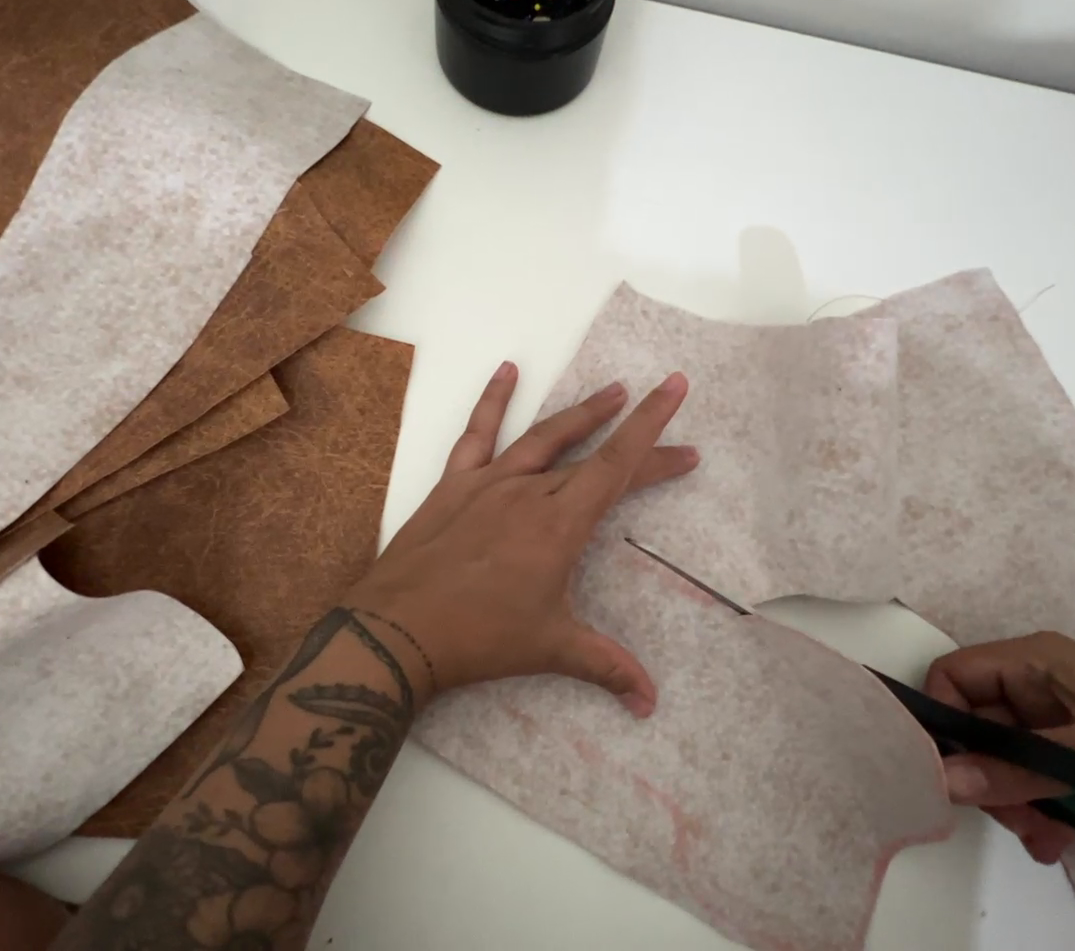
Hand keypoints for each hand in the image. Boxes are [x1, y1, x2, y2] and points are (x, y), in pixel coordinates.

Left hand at [342, 362, 697, 716]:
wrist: (398, 629)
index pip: (617, 466)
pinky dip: (493, 400)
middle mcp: (528, 492)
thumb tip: (650, 703)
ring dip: (580, 411)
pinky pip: (477, 434)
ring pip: (543, 436)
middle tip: (663, 412)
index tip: (675, 392)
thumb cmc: (479, 638)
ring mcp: (488, 482)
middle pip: (592, 454)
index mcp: (559, 525)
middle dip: (634, 433)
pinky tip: (507, 371)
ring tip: (611, 388)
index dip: (652, 431)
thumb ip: (606, 666)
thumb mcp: (550, 649)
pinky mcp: (453, 484)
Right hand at [925, 631, 1074, 870]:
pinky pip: (1027, 783)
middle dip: (982, 773)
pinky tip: (1055, 842)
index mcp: (1041, 661)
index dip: (943, 717)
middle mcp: (1040, 687)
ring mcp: (1060, 727)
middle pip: (973, 722)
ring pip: (996, 759)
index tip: (949, 771)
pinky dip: (1032, 813)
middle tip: (1009, 817)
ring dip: (1009, 801)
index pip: (956, 674)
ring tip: (1041, 836)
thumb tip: (942, 778)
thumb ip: (1021, 770)